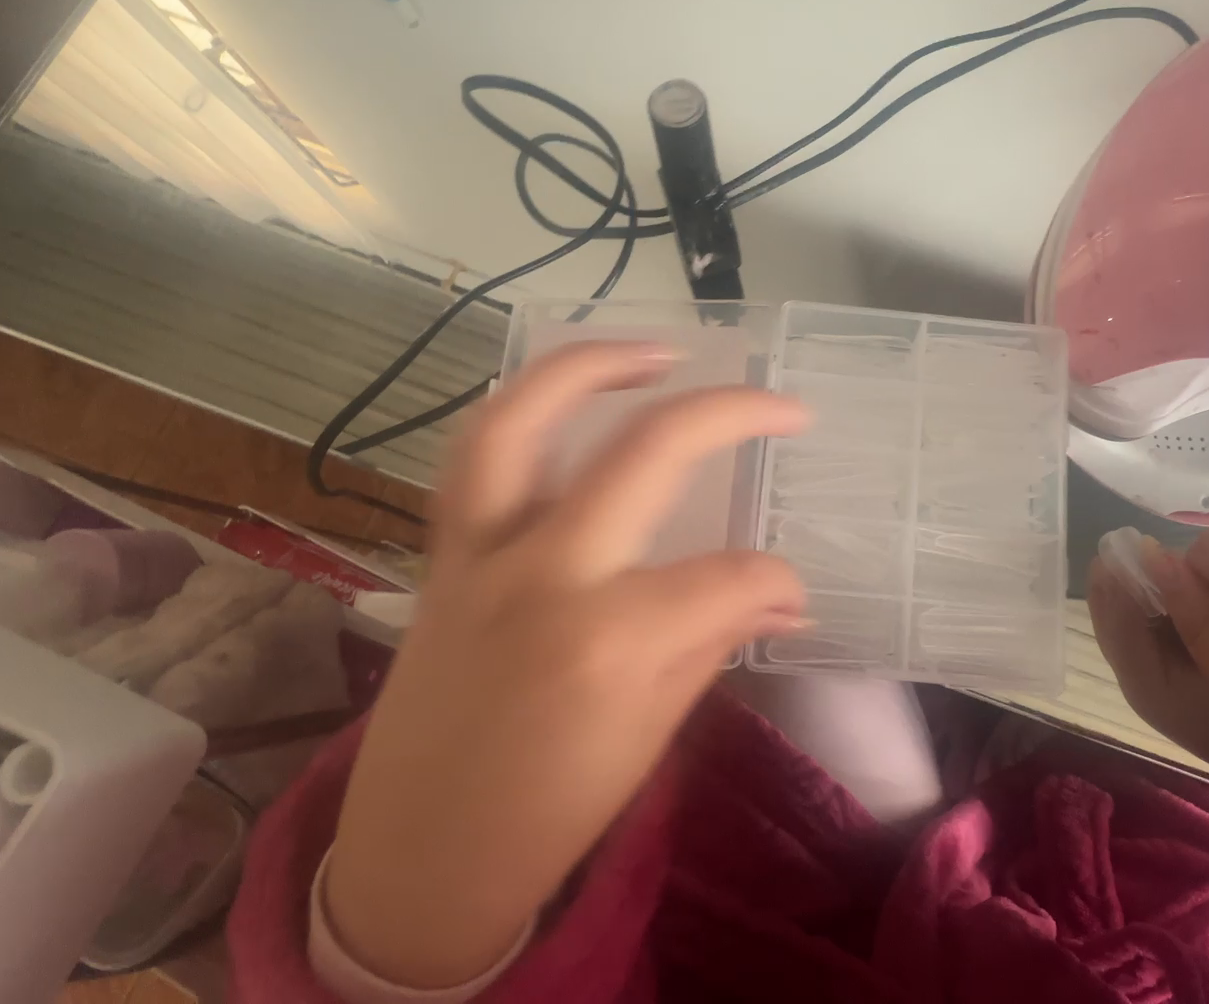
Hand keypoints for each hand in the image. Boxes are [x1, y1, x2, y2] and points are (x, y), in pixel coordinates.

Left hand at [324, 341, 809, 988]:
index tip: (790, 593)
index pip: (727, 577)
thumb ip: (717, 639)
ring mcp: (481, 554)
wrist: (419, 857)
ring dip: (590, 366)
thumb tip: (787, 597)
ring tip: (654, 350)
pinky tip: (568, 406)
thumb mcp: (654, 731)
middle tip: (781, 407)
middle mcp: (544, 573)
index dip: (774, 580)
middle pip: (646, 453)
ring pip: (521, 418)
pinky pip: (474, 459)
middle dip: (728, 414)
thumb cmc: (550, 811)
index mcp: (611, 639)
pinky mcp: (442, 557)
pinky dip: (522, 413)